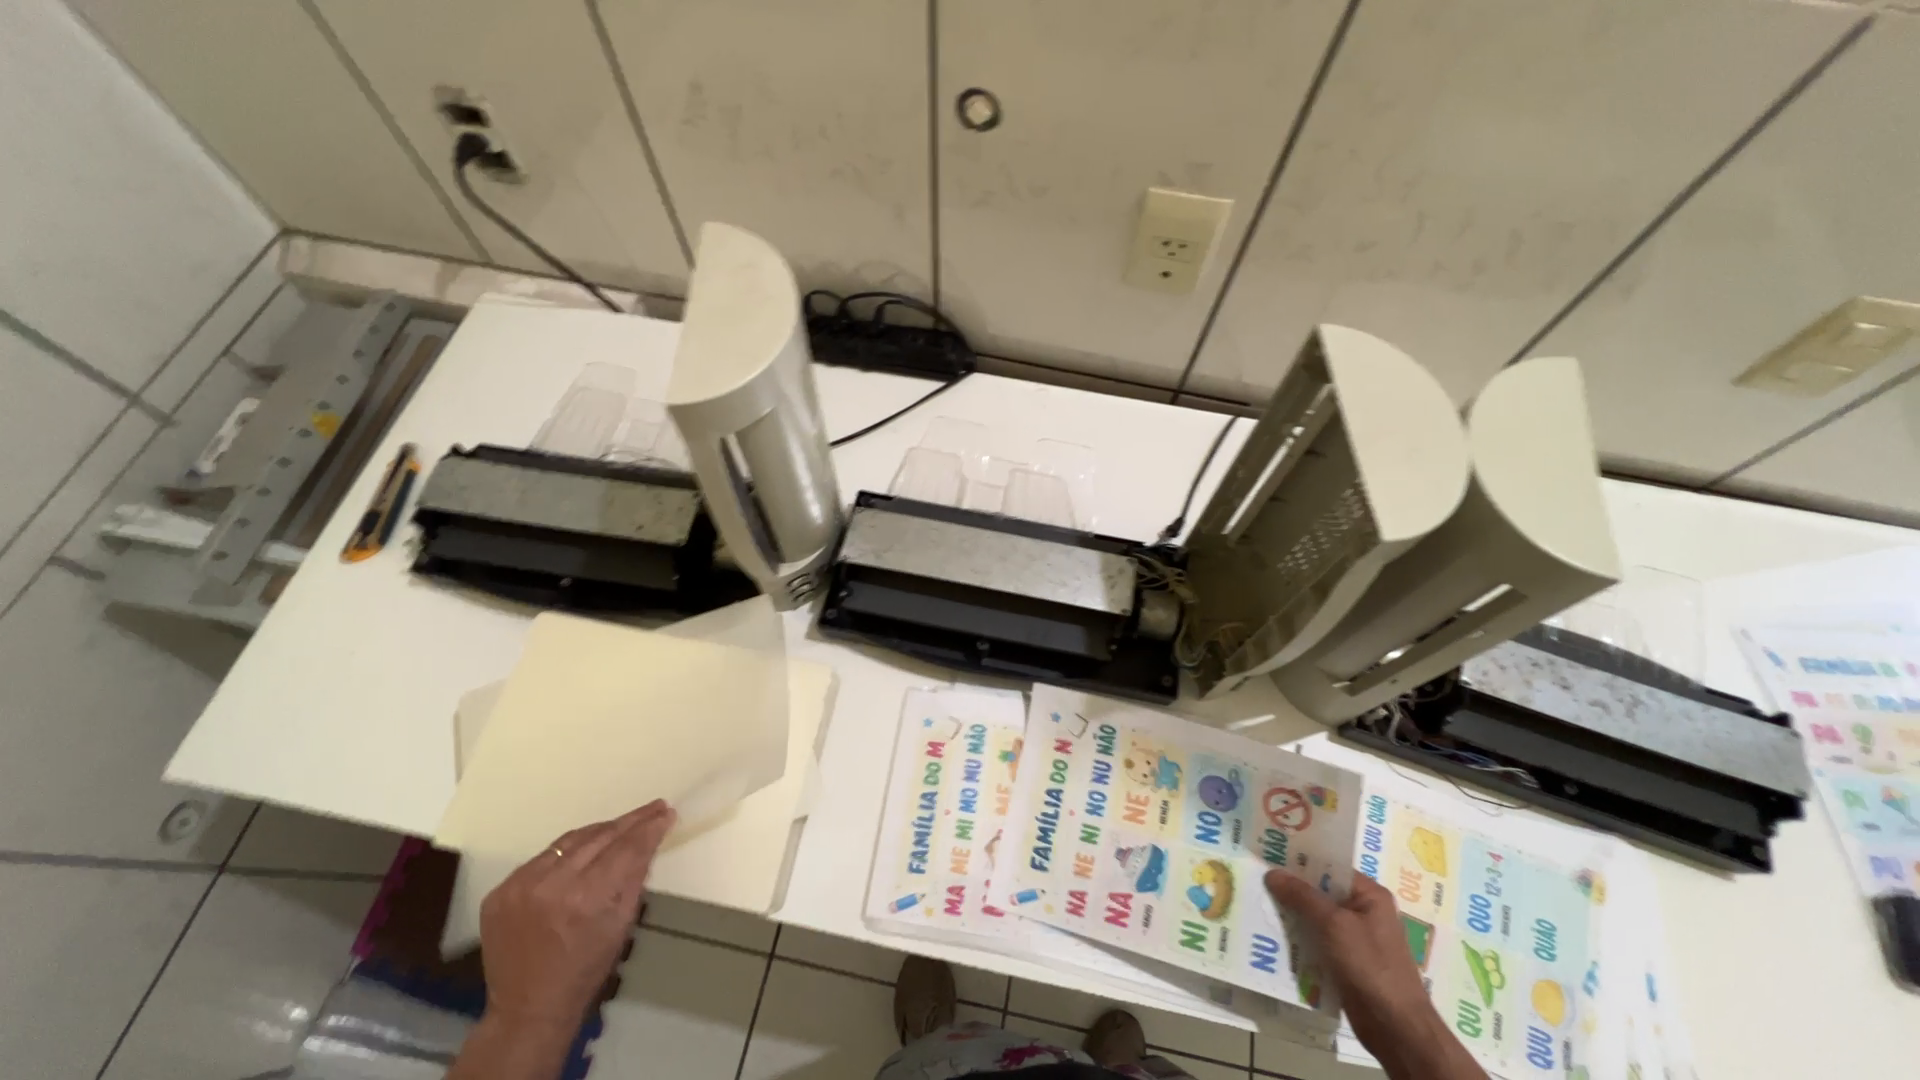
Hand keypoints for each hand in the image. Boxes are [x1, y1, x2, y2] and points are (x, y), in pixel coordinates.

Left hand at [479, 800, 676, 1031]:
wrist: (527, 1008)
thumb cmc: (585, 971)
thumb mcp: (621, 926)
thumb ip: (634, 879)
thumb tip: (649, 841)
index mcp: (586, 899)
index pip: (624, 849)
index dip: (647, 828)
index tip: (666, 812)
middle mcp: (550, 884)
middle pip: (597, 837)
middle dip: (628, 822)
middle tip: (652, 808)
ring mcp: (519, 885)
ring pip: (568, 842)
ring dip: (598, 832)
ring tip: (621, 825)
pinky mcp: (499, 891)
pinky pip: (541, 859)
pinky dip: (566, 853)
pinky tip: (583, 851)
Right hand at [1265, 870, 1483, 1079]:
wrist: (1395, 1026)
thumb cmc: (1369, 966)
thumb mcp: (1334, 925)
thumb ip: (1302, 897)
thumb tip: (1273, 873)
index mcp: (1370, 895)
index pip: (1331, 867)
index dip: (1300, 861)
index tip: (1268, 855)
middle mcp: (1364, 912)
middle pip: (1321, 893)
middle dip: (1291, 889)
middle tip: (1256, 879)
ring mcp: (1355, 938)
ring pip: (1316, 918)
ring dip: (1292, 915)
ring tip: (1257, 904)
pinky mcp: (1346, 961)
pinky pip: (1317, 941)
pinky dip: (1299, 939)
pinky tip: (1272, 936)